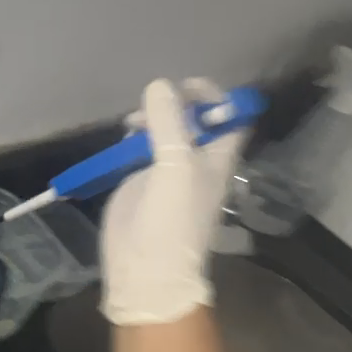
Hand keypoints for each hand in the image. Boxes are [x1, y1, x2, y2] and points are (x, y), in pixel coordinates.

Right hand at [101, 78, 247, 325]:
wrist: (146, 266)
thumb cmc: (172, 218)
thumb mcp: (175, 165)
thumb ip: (168, 123)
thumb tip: (159, 85)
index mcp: (218, 158)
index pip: (230, 117)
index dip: (215, 97)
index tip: (186, 87)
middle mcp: (196, 162)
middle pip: (194, 121)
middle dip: (175, 106)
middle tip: (152, 106)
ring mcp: (167, 172)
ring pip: (165, 133)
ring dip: (152, 120)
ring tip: (133, 122)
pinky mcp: (140, 182)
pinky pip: (141, 151)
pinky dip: (133, 139)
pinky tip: (122, 138)